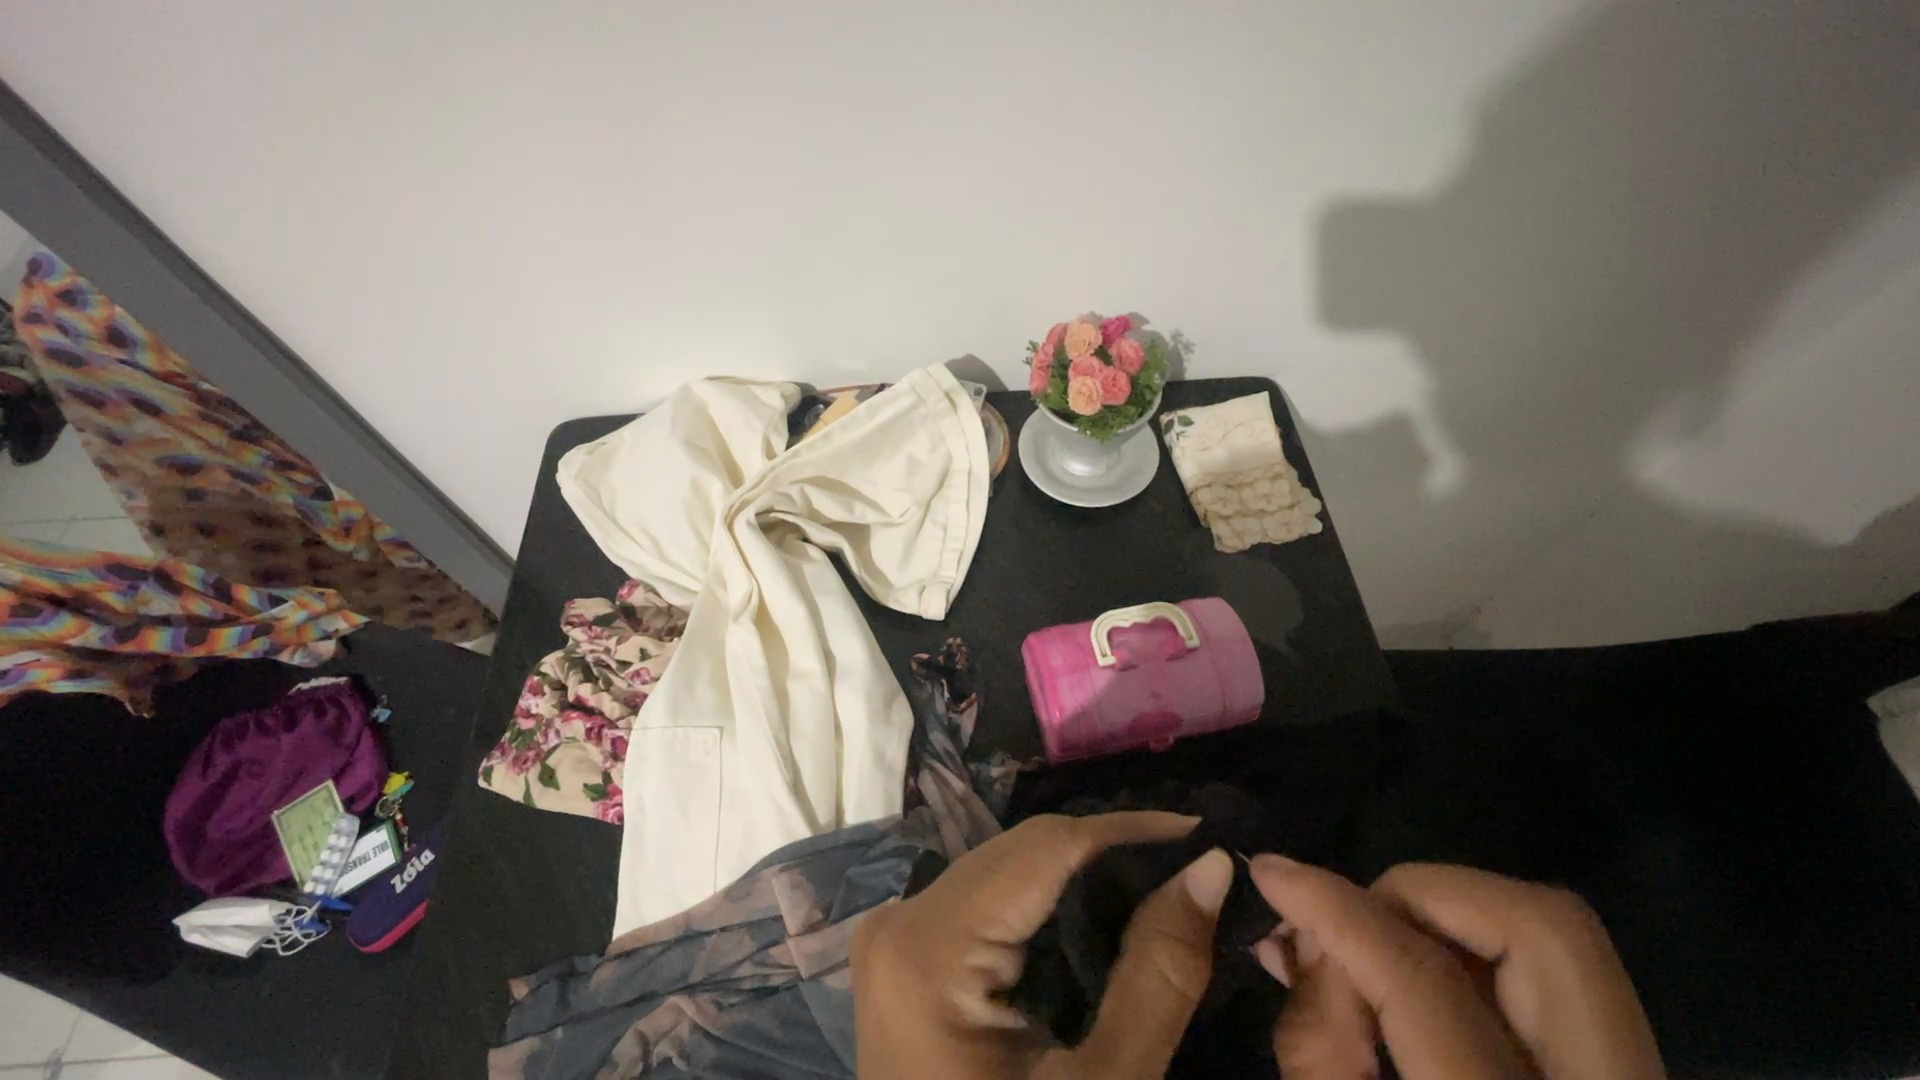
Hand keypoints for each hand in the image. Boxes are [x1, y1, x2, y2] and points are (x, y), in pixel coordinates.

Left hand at [852, 812, 1235, 1079]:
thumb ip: (1158, 971)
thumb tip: (1208, 867)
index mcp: (928, 947)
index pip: (1042, 847)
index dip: (1126, 829)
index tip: (1201, 829)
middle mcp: (900, 919)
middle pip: (1018, 852)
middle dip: (1106, 850)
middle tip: (1190, 860)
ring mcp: (895, 933)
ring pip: (1003, 869)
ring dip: (1079, 871)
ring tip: (1157, 881)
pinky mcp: (904, 951)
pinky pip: (984, 899)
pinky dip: (1044, 899)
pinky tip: (1096, 912)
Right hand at [1251, 857, 1665, 1078]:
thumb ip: (1320, 1048)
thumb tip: (1303, 943)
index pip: (1422, 980)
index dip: (1336, 909)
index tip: (1271, 873)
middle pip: (1543, 928)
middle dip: (1423, 895)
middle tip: (1350, 925)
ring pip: (1559, 944)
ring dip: (1447, 926)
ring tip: (1374, 966)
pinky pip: (1553, 986)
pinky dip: (1472, 962)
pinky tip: (1416, 1003)